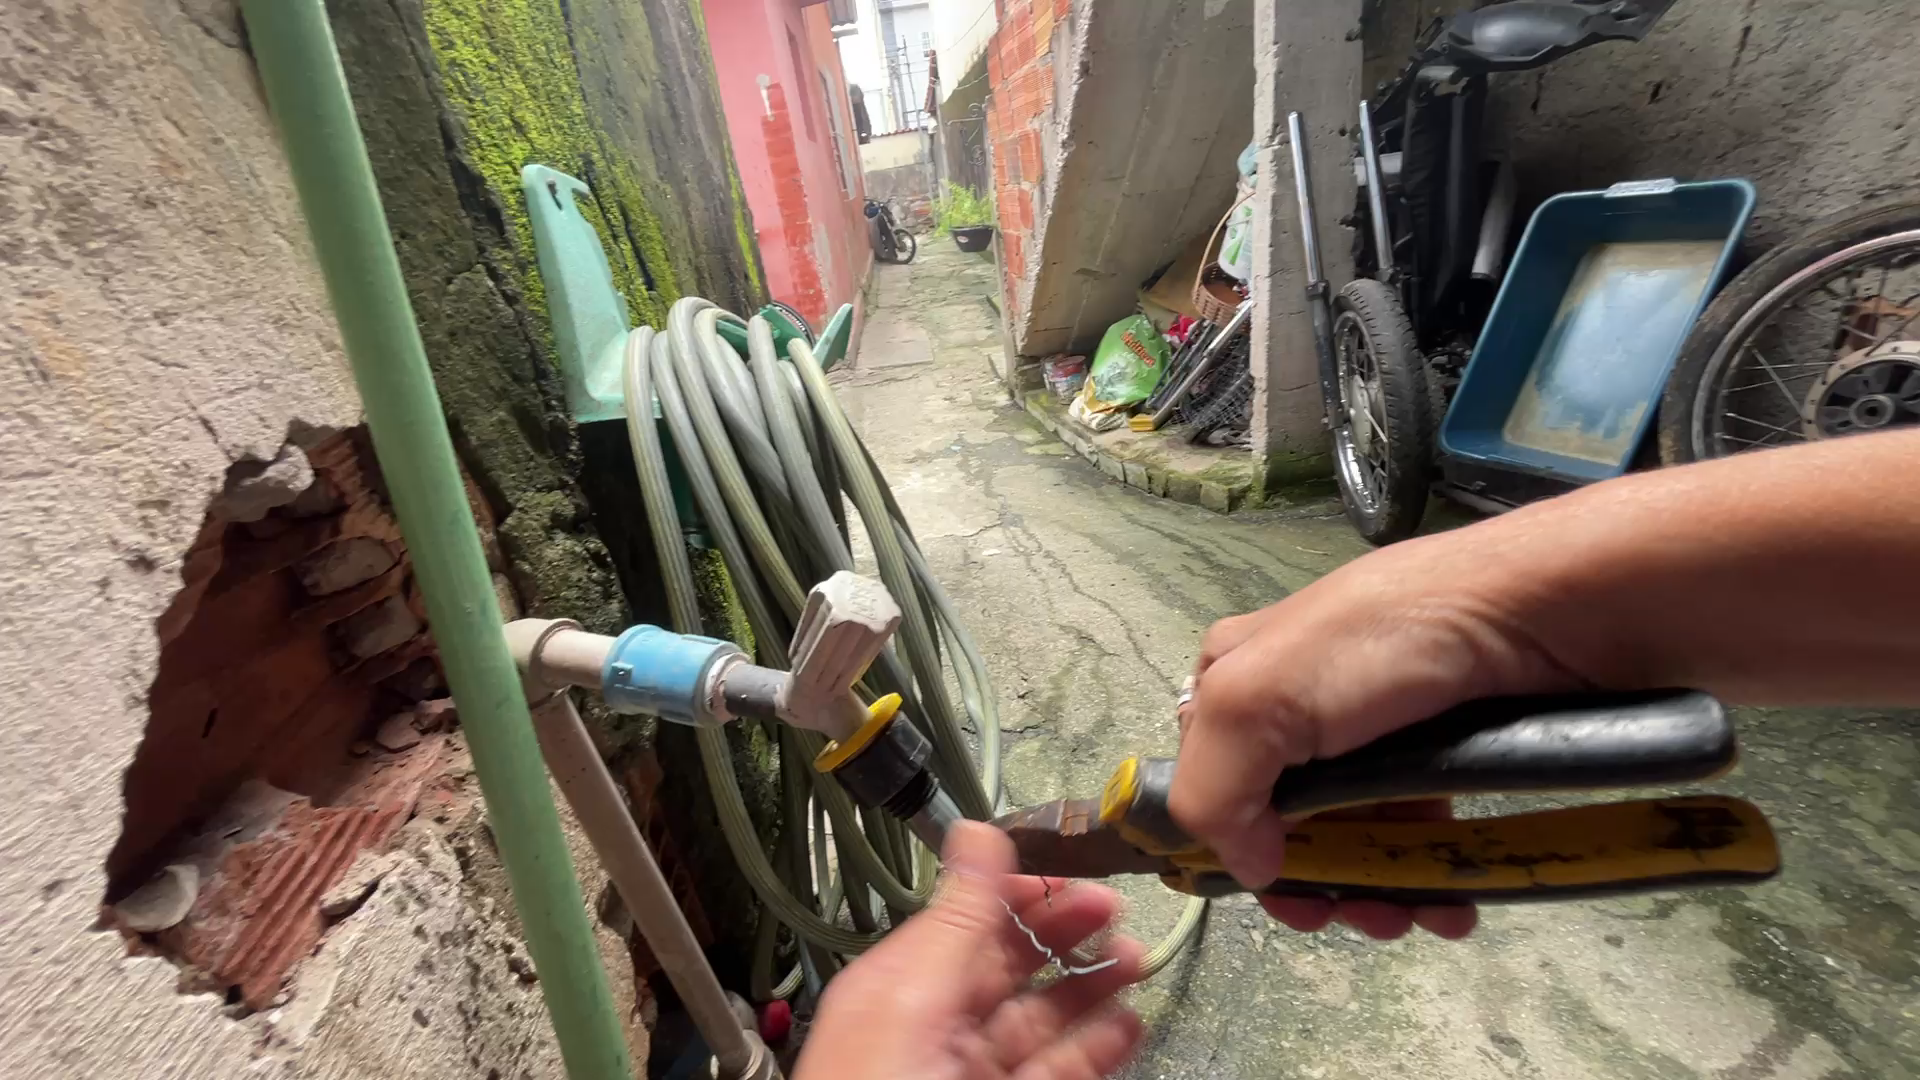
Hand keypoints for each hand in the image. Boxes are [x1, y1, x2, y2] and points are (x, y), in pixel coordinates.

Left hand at [794, 822, 1146, 1079]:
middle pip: (1009, 961)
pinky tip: (1126, 1026)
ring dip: (1089, 986)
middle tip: (1117, 908)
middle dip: (1064, 930)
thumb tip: (978, 829)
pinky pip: (1052, 1070)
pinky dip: (1092, 1047)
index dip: (1023, 890)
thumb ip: (957, 915)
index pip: (969, 916)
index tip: (1076, 874)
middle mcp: (935, 1021)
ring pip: (1039, 1018)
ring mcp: (969, 1072)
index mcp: (904, 982)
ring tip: (1136, 959)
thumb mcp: (917, 1001)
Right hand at [1172, 524, 1588, 940]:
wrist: (1534, 608)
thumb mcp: (1254, 700)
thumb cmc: (1373, 647)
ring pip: (1346, 824)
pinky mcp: (1431, 746)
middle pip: (1275, 807)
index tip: (1274, 884)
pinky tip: (1451, 903)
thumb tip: (1249, 867)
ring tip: (1412, 912)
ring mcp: (1362, 726)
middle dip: (1307, 871)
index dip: (1229, 834)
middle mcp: (1288, 700)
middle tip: (1349, 910)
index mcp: (1230, 675)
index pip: (1206, 769)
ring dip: (1370, 885)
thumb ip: (1213, 789)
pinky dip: (1424, 872)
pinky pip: (1411, 821)